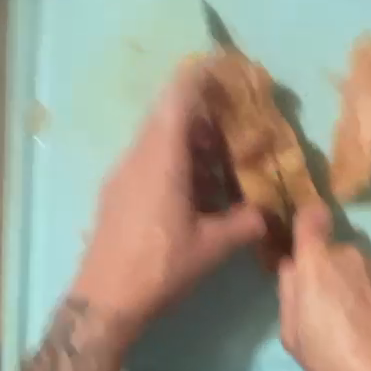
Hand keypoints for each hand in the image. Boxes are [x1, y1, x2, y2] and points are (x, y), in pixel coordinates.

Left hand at [71, 64, 268, 341]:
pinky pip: (148, 161)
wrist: (103, 301)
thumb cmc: (159, 267)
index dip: (202, 75)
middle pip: (168, 115)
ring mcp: (122, 174)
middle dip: (203, 111)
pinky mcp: (116, 193)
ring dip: (189, 141)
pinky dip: (174, 161)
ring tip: (222, 158)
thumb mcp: (211, 247)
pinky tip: (195, 190)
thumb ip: (244, 224)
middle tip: (236, 121)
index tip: (226, 69)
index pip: (179, 96)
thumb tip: (267, 214)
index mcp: (161, 158)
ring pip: (157, 139)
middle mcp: (137, 156)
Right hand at [277, 206, 370, 370]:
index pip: (310, 218)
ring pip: (359, 269)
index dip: (306, 223)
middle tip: (324, 309)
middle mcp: (351, 255)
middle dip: (328, 272)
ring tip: (353, 325)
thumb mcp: (292, 336)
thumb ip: (289, 294)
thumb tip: (292, 268)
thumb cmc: (333, 359)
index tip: (304, 242)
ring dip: (353, 286)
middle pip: (334, 252)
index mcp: (317, 262)